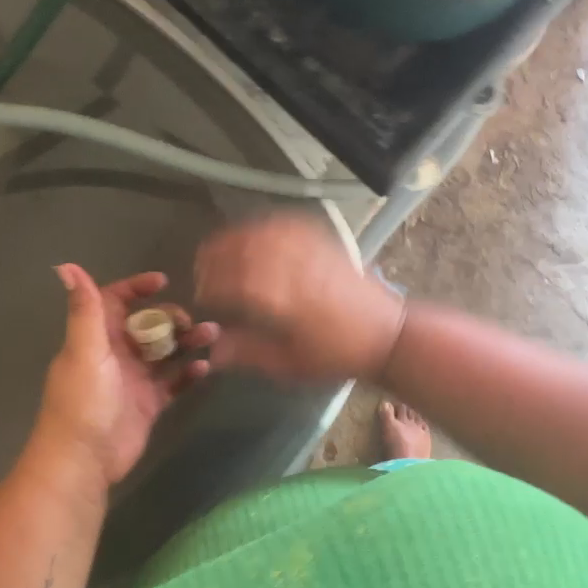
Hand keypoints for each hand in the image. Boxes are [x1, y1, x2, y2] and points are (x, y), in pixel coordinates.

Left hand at [32, 266, 217, 486]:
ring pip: (165, 352)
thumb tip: (67, 266)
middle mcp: (115, 355)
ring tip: (211, 336)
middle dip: (170, 318)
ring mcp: (134, 380)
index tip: (163, 282)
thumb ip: (85, 310)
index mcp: (96, 338)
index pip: (115, 301)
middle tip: (190, 323)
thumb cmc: (83, 401)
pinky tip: (205, 368)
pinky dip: (188, 374)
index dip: (135, 288)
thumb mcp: (84, 351)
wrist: (84, 459)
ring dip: (186, 342)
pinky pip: (173, 382)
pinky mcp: (149, 404)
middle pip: (147, 325)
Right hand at [194, 213, 405, 384]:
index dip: (210, 286)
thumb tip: (211, 351)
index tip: (201, 297)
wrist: (385, 334)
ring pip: (261, 232)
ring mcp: (309, 250)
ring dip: (233, 238)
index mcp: (283, 300)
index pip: (233, 281)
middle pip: (242, 250)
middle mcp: (293, 267)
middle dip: (215, 258)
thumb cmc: (336, 355)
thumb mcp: (289, 364)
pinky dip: (262, 226)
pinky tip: (253, 234)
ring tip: (219, 251)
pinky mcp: (322, 241)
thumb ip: (248, 353)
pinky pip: (285, 223)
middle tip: (202, 272)